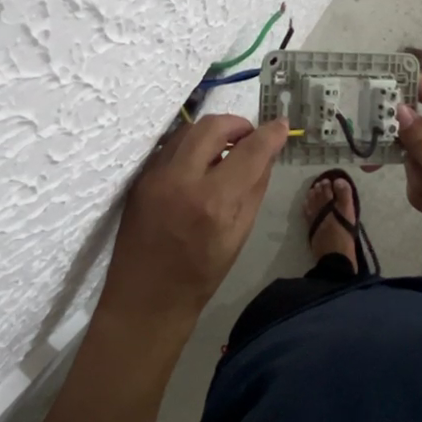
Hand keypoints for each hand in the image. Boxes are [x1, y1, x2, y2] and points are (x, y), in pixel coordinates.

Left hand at [102, 113, 289, 324]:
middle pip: (213, 126)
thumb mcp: (239, 235)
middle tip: (250, 138)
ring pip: (188, 130)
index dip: (270, 134)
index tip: (282, 125)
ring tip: (225, 150)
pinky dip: (190, 145)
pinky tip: (199, 164)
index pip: (249, 151)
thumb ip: (254, 189)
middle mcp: (181, 180)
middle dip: (238, 124)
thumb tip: (267, 154)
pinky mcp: (140, 178)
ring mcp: (154, 176)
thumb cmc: (201, 274)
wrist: (146, 297)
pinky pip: (170, 146)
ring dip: (212, 132)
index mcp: (212, 202)